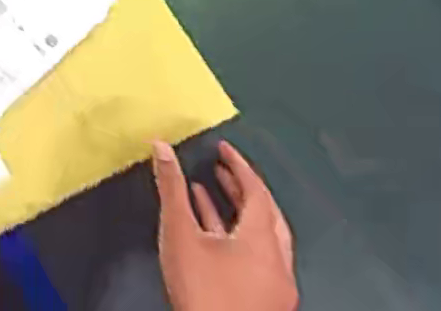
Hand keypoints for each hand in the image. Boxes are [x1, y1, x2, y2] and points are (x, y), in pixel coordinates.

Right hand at [153, 140, 296, 310]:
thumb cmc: (201, 290)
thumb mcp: (180, 233)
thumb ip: (172, 188)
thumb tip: (162, 146)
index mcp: (263, 242)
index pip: (258, 193)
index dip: (240, 166)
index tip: (222, 147)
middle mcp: (278, 262)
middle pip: (267, 215)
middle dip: (243, 187)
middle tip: (220, 167)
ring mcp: (275, 287)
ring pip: (263, 238)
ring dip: (238, 211)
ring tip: (208, 190)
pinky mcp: (264, 303)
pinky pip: (256, 256)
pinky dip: (236, 235)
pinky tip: (209, 229)